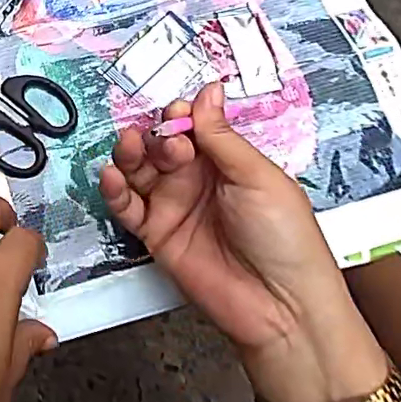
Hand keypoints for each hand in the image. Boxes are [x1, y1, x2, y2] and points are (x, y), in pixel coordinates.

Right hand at [100, 82, 386, 401]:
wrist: (282, 308)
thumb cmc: (287, 242)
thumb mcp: (258, 178)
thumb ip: (221, 136)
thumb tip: (208, 93)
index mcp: (225, 162)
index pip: (191, 126)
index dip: (181, 116)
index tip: (178, 112)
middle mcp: (195, 180)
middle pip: (158, 143)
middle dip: (155, 134)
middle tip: (167, 141)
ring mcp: (173, 205)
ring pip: (137, 168)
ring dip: (129, 153)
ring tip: (130, 146)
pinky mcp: (155, 232)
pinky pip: (125, 205)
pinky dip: (113, 189)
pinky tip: (113, 176)